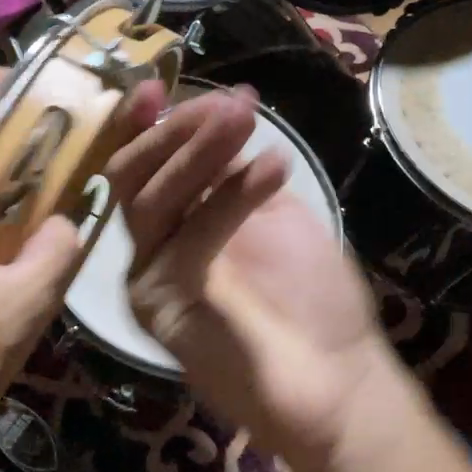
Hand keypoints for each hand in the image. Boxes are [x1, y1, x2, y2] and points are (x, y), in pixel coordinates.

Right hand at [104, 87, 393, 462]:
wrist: (339, 385)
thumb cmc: (310, 302)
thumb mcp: (270, 215)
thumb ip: (231, 175)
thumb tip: (220, 111)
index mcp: (168, 230)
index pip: (140, 168)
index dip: (143, 125)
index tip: (160, 85)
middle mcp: (147, 252)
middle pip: (132, 177)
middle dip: (173, 131)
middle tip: (226, 103)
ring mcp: (148, 281)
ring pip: (151, 200)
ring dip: (198, 150)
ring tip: (245, 116)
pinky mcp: (161, 306)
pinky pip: (189, 238)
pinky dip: (231, 198)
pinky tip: (274, 167)